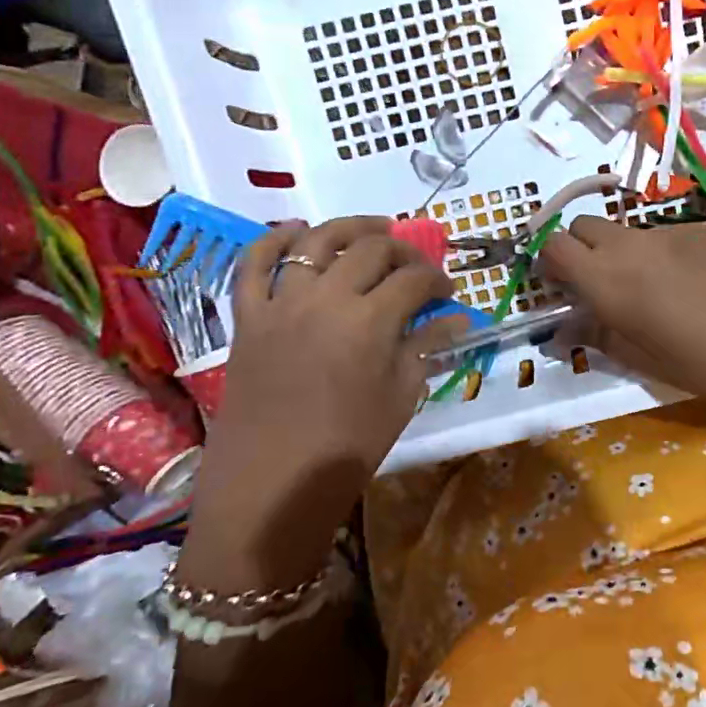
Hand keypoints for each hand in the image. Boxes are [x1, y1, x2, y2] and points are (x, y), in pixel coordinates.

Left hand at [194, 218, 465, 536]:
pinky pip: (253, 263)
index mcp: (371, 321)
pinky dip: (274, 239)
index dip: (437, 280)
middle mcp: (327, 298)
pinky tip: (296, 230)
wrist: (274, 478)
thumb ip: (426, 347)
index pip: (414, 280)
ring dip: (349, 228)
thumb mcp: (402, 395)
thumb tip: (457, 321)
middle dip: (403, 251)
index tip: (448, 293)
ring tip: (371, 229)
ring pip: (315, 242)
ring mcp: (282, 303)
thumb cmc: (349, 444)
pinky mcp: (248, 316)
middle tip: (416, 267)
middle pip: (371, 250)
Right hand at [539, 216, 705, 396]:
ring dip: (618, 251)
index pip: (554, 244)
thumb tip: (561, 331)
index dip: (548, 261)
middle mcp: (629, 246)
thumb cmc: (701, 364)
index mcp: (607, 280)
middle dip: (580, 248)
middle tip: (597, 287)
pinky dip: (655, 251)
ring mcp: (666, 233)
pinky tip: (683, 284)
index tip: (559, 286)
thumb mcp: (640, 360)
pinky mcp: (697, 231)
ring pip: (623, 230)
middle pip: (585, 226)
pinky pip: (660, 234)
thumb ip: (596, 335)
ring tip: (645, 290)